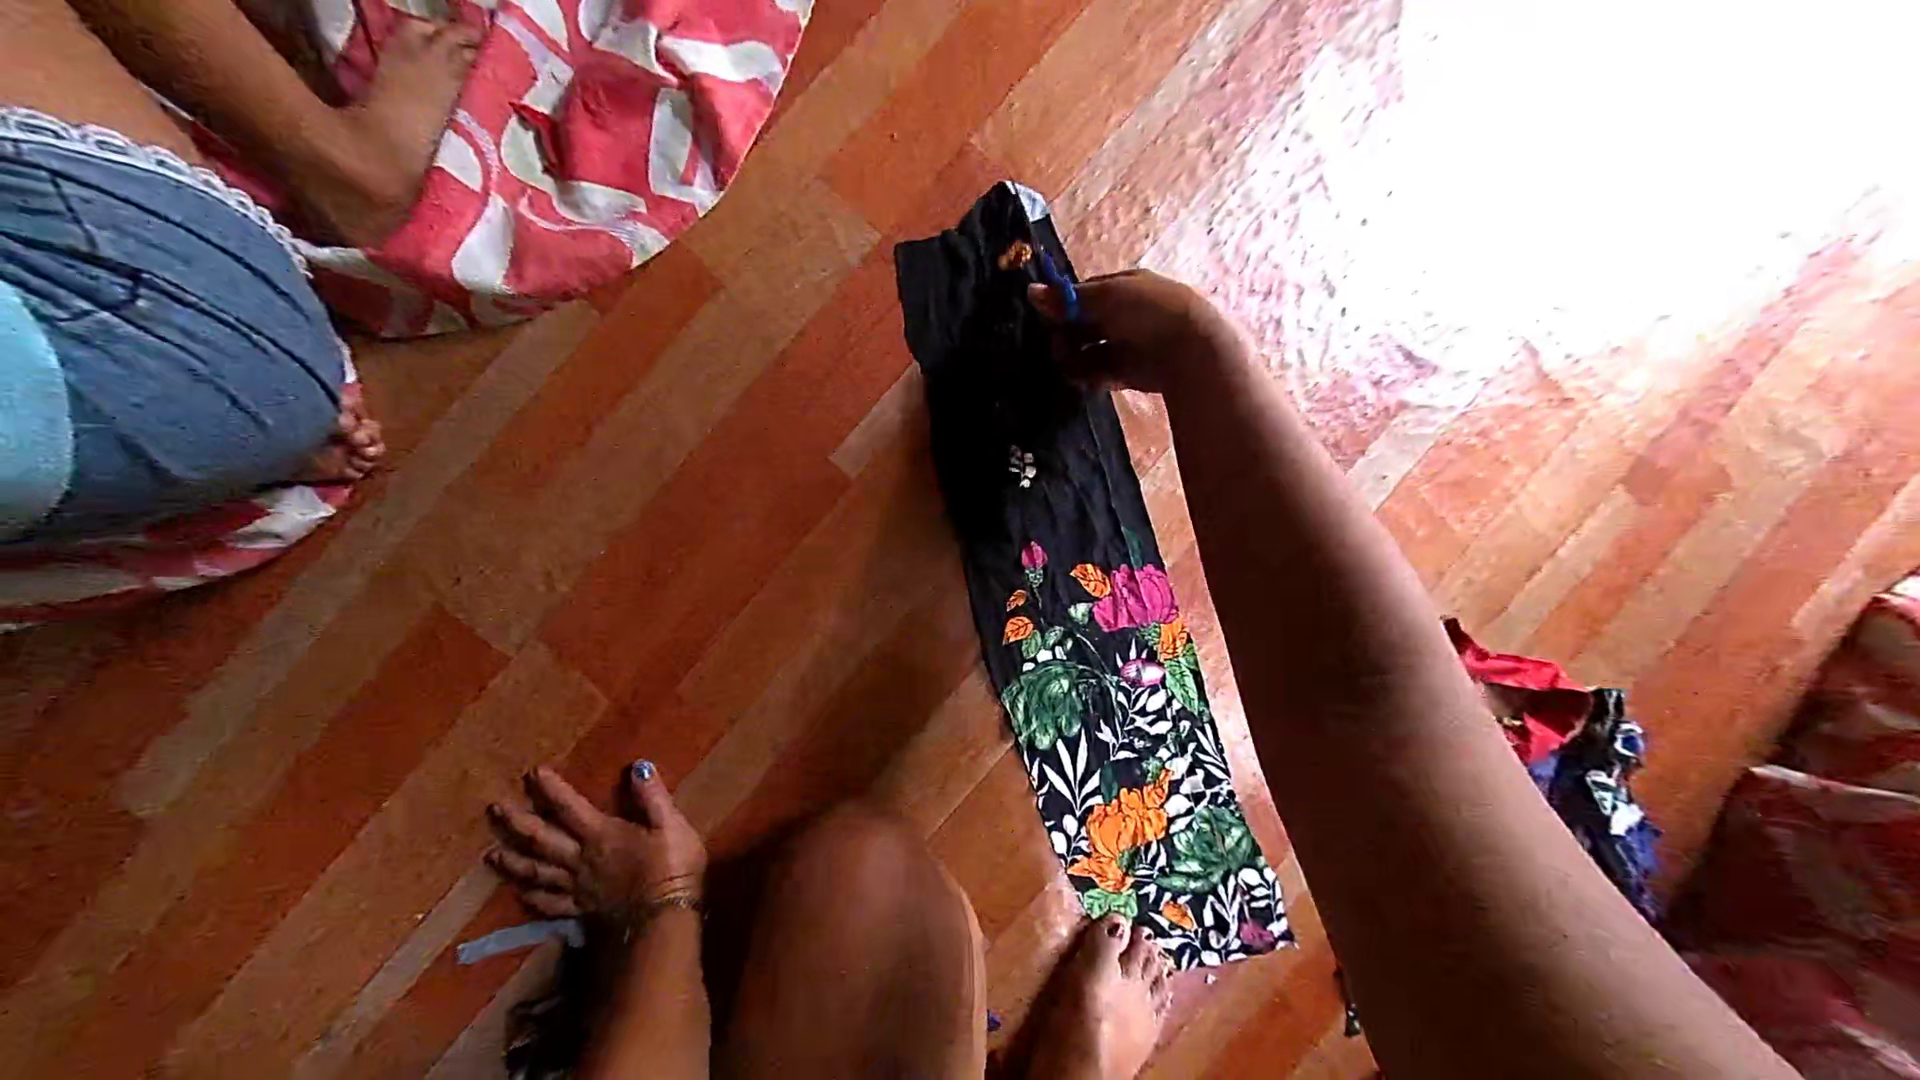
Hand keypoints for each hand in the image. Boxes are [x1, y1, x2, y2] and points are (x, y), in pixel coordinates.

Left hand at [486, 762, 706, 924]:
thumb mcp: (670, 823)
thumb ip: (652, 795)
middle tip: (493, 809)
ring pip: (536, 873)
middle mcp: (580, 859)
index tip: (531, 772)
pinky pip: (548, 903)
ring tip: (490, 853)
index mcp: (600, 835)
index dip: (550, 789)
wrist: (664, 917)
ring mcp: (576, 887)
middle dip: (517, 823)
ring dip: (512, 861)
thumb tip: (638, 766)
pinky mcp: (580, 909)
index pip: (569, 807)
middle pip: (541, 840)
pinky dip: (530, 896)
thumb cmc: (671, 864)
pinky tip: (520, 893)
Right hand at [1026, 269, 1244, 394]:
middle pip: (1082, 324)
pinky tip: (1083, 380)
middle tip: (1059, 346)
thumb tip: (1030, 291)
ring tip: (1069, 367)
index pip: (1083, 295)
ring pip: (1087, 351)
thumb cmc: (1148, 312)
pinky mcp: (1128, 373)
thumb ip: (1067, 299)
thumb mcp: (1106, 297)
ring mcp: (1126, 344)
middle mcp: (1124, 314)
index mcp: (1124, 287)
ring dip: (1073, 359)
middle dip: (1067, 335)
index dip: (1063, 306)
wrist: (1189, 349)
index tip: (1047, 319)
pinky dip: (1088, 377)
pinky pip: (1098, 373)